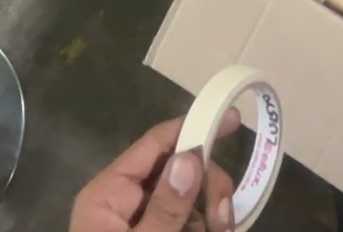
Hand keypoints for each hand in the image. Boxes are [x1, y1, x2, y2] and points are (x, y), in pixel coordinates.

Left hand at [70, 110, 240, 231]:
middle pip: (179, 169)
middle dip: (208, 188)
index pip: (155, 144)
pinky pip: (188, 221)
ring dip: (211, 214)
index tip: (233, 121)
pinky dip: (204, 228)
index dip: (193, 127)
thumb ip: (166, 208)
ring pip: (189, 197)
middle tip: (226, 220)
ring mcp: (140, 223)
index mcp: (109, 194)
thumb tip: (189, 157)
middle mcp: (123, 201)